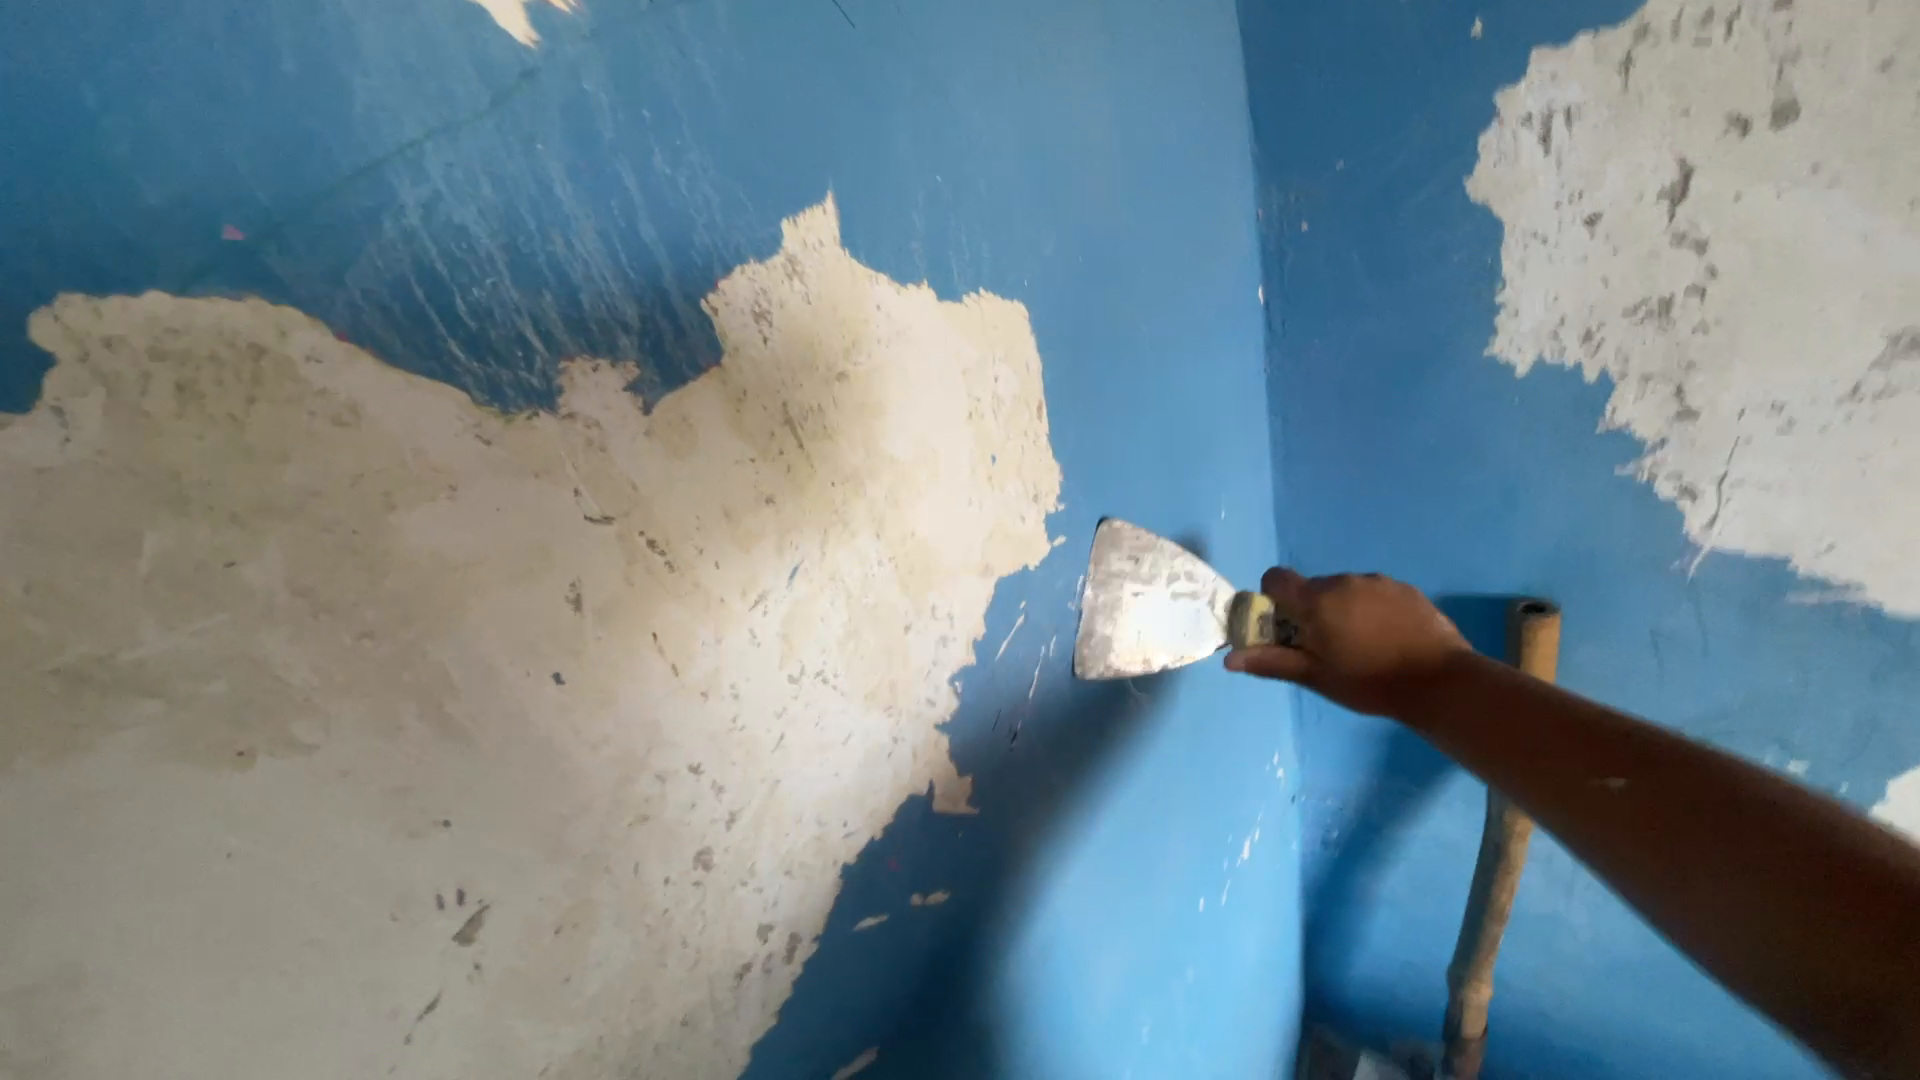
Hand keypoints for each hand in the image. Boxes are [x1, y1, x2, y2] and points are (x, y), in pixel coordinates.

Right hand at [1225, 568, 1471, 716]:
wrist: (1441, 683)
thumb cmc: (1369, 681)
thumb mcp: (1316, 676)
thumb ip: (1272, 662)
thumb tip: (1229, 660)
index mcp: (1316, 600)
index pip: (1276, 578)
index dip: (1273, 597)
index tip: (1285, 625)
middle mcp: (1343, 581)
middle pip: (1312, 587)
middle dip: (1311, 610)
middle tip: (1326, 645)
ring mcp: (1378, 582)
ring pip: (1345, 590)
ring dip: (1343, 609)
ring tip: (1362, 644)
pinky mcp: (1407, 589)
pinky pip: (1375, 593)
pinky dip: (1372, 610)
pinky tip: (1388, 638)